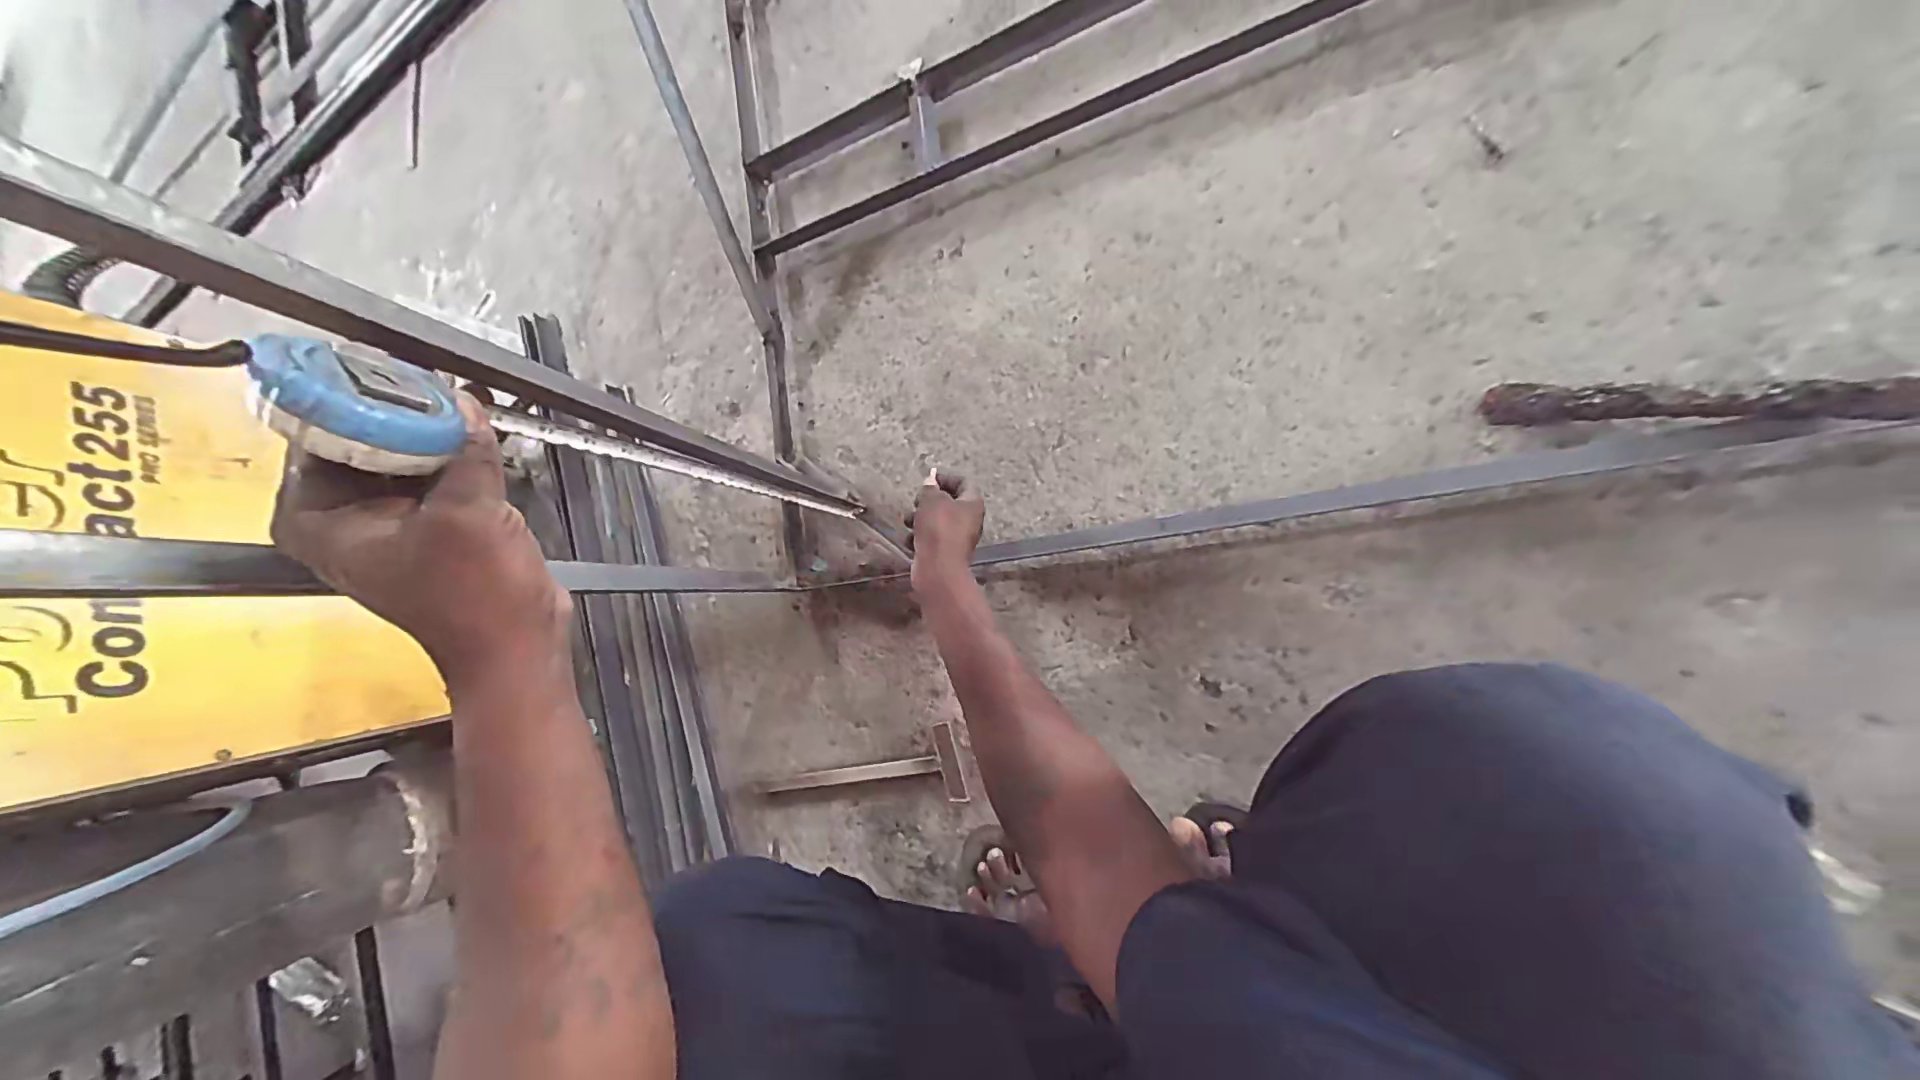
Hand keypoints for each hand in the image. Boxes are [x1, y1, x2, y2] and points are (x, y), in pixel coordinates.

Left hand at [271, 392, 569, 680]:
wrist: (519, 643)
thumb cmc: (476, 591)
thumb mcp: (468, 512)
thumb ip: (465, 451)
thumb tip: (466, 399)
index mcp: (318, 518)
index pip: (320, 435)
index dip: (357, 400)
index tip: (397, 372)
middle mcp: (345, 518)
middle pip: (364, 444)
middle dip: (405, 414)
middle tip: (438, 382)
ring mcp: (394, 524)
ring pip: (407, 460)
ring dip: (438, 435)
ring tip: (466, 400)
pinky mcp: (437, 528)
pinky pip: (438, 480)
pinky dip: (459, 459)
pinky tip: (483, 433)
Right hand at [907, 470, 983, 596]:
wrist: (938, 569)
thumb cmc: (938, 529)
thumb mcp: (931, 500)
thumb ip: (930, 488)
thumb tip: (931, 482)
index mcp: (973, 503)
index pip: (964, 482)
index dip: (946, 478)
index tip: (928, 479)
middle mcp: (970, 520)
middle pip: (949, 503)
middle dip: (929, 501)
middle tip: (917, 502)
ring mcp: (958, 539)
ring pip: (938, 522)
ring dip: (920, 519)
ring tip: (908, 521)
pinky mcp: (946, 554)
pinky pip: (932, 540)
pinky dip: (920, 538)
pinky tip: (910, 541)